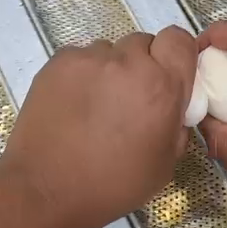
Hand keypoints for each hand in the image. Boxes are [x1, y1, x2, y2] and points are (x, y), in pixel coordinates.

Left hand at [0, 27, 197, 227]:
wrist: (47, 188)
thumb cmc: (113, 184)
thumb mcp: (165, 164)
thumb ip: (176, 124)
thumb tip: (172, 106)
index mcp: (161, 85)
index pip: (178, 39)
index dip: (175, 56)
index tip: (167, 77)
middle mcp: (127, 62)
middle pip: (143, 43)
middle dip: (142, 65)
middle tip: (129, 99)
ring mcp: (89, 58)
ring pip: (109, 50)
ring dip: (110, 69)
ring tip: (95, 104)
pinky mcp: (58, 61)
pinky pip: (80, 57)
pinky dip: (81, 74)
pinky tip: (72, 103)